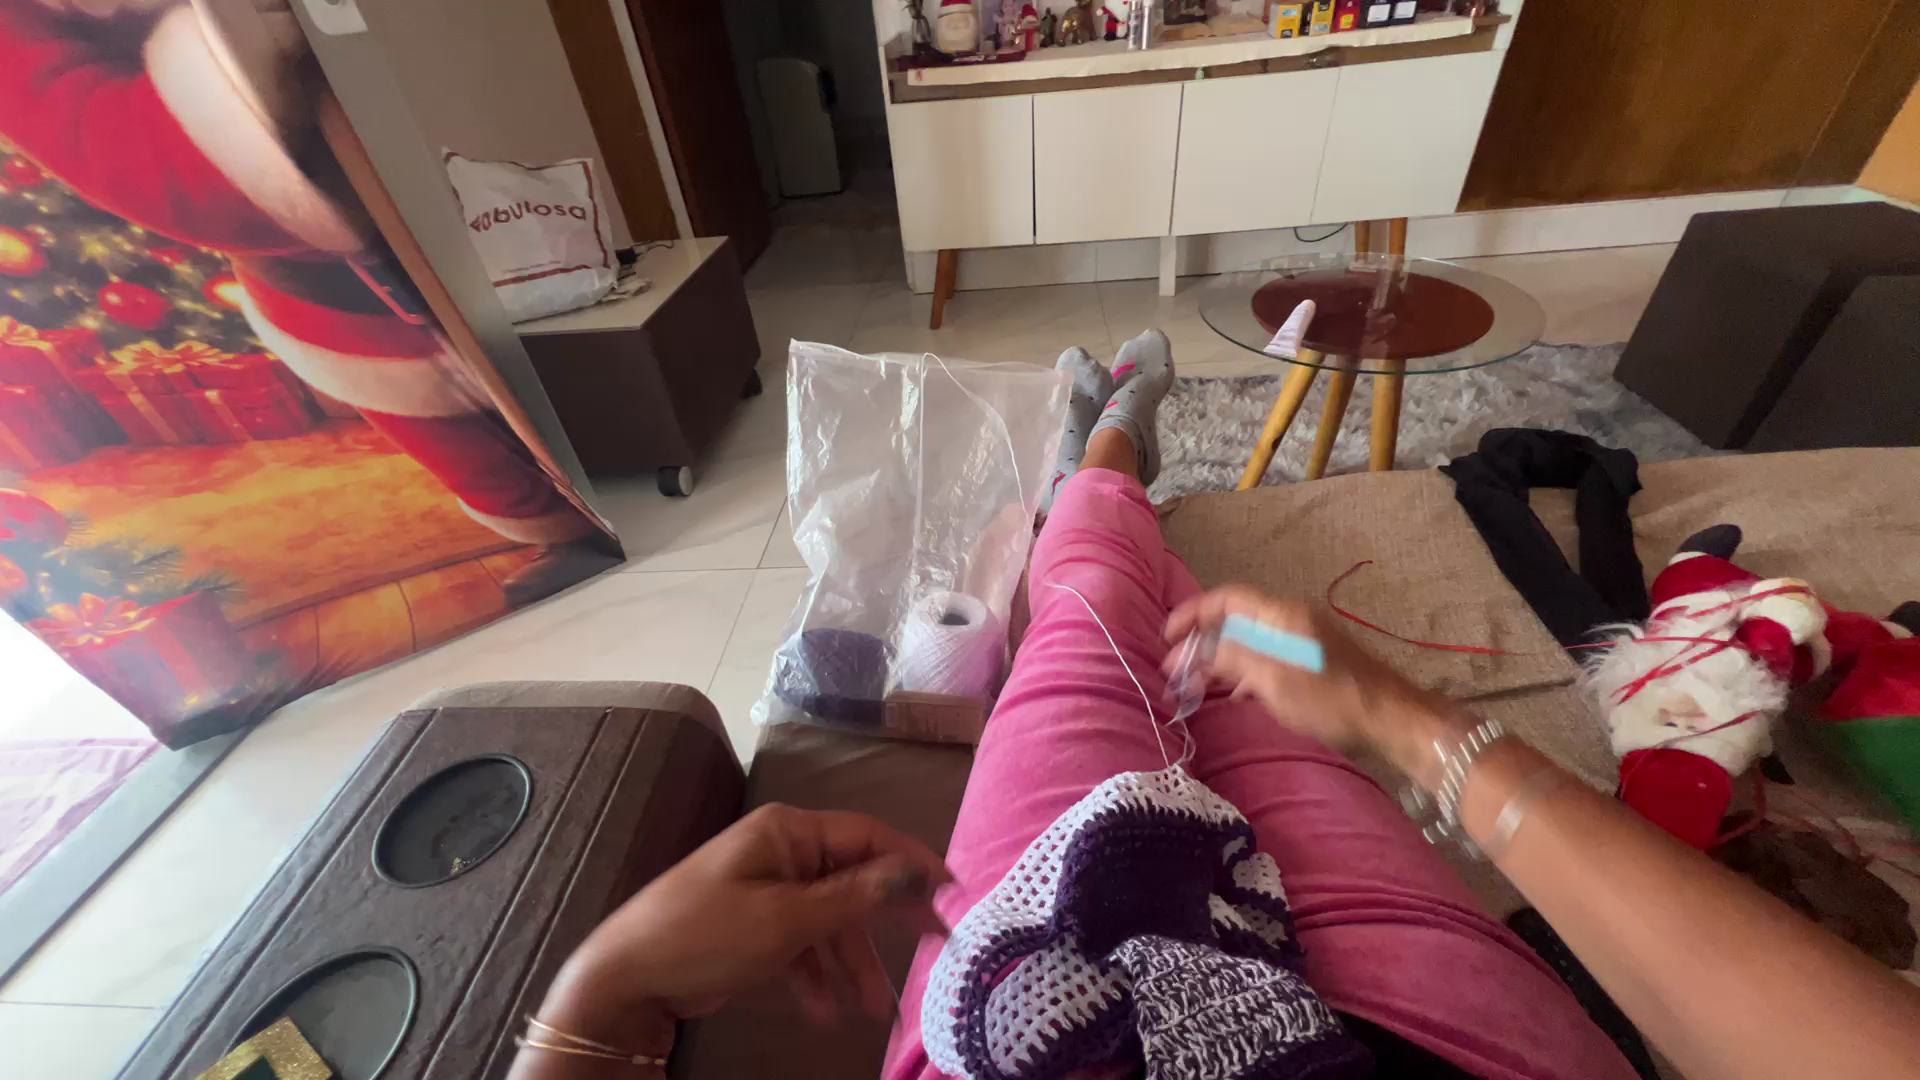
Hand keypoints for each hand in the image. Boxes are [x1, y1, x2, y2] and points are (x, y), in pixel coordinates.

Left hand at [540, 804, 950, 1036]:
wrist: (623, 980)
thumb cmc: (707, 933)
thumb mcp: (786, 919)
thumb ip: (855, 896)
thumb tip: (914, 872)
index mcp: (791, 832)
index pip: (867, 837)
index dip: (912, 861)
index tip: (950, 890)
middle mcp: (785, 851)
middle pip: (853, 878)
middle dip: (886, 918)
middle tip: (933, 943)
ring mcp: (770, 887)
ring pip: (829, 918)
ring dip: (851, 961)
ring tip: (874, 1009)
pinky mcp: (757, 923)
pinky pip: (801, 941)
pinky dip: (816, 972)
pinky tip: (825, 1011)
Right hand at [1164, 585, 1467, 782]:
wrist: (1394, 722)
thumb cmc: (1331, 699)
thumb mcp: (1272, 678)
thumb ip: (1229, 657)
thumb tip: (1192, 649)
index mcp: (1281, 614)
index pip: (1226, 599)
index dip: (1193, 613)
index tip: (1168, 636)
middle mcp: (1290, 619)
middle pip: (1234, 620)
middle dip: (1201, 642)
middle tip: (1175, 668)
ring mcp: (1303, 640)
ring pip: (1248, 641)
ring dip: (1219, 660)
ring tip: (1194, 684)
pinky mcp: (1311, 663)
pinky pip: (1265, 658)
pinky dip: (1241, 672)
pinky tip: (1231, 694)